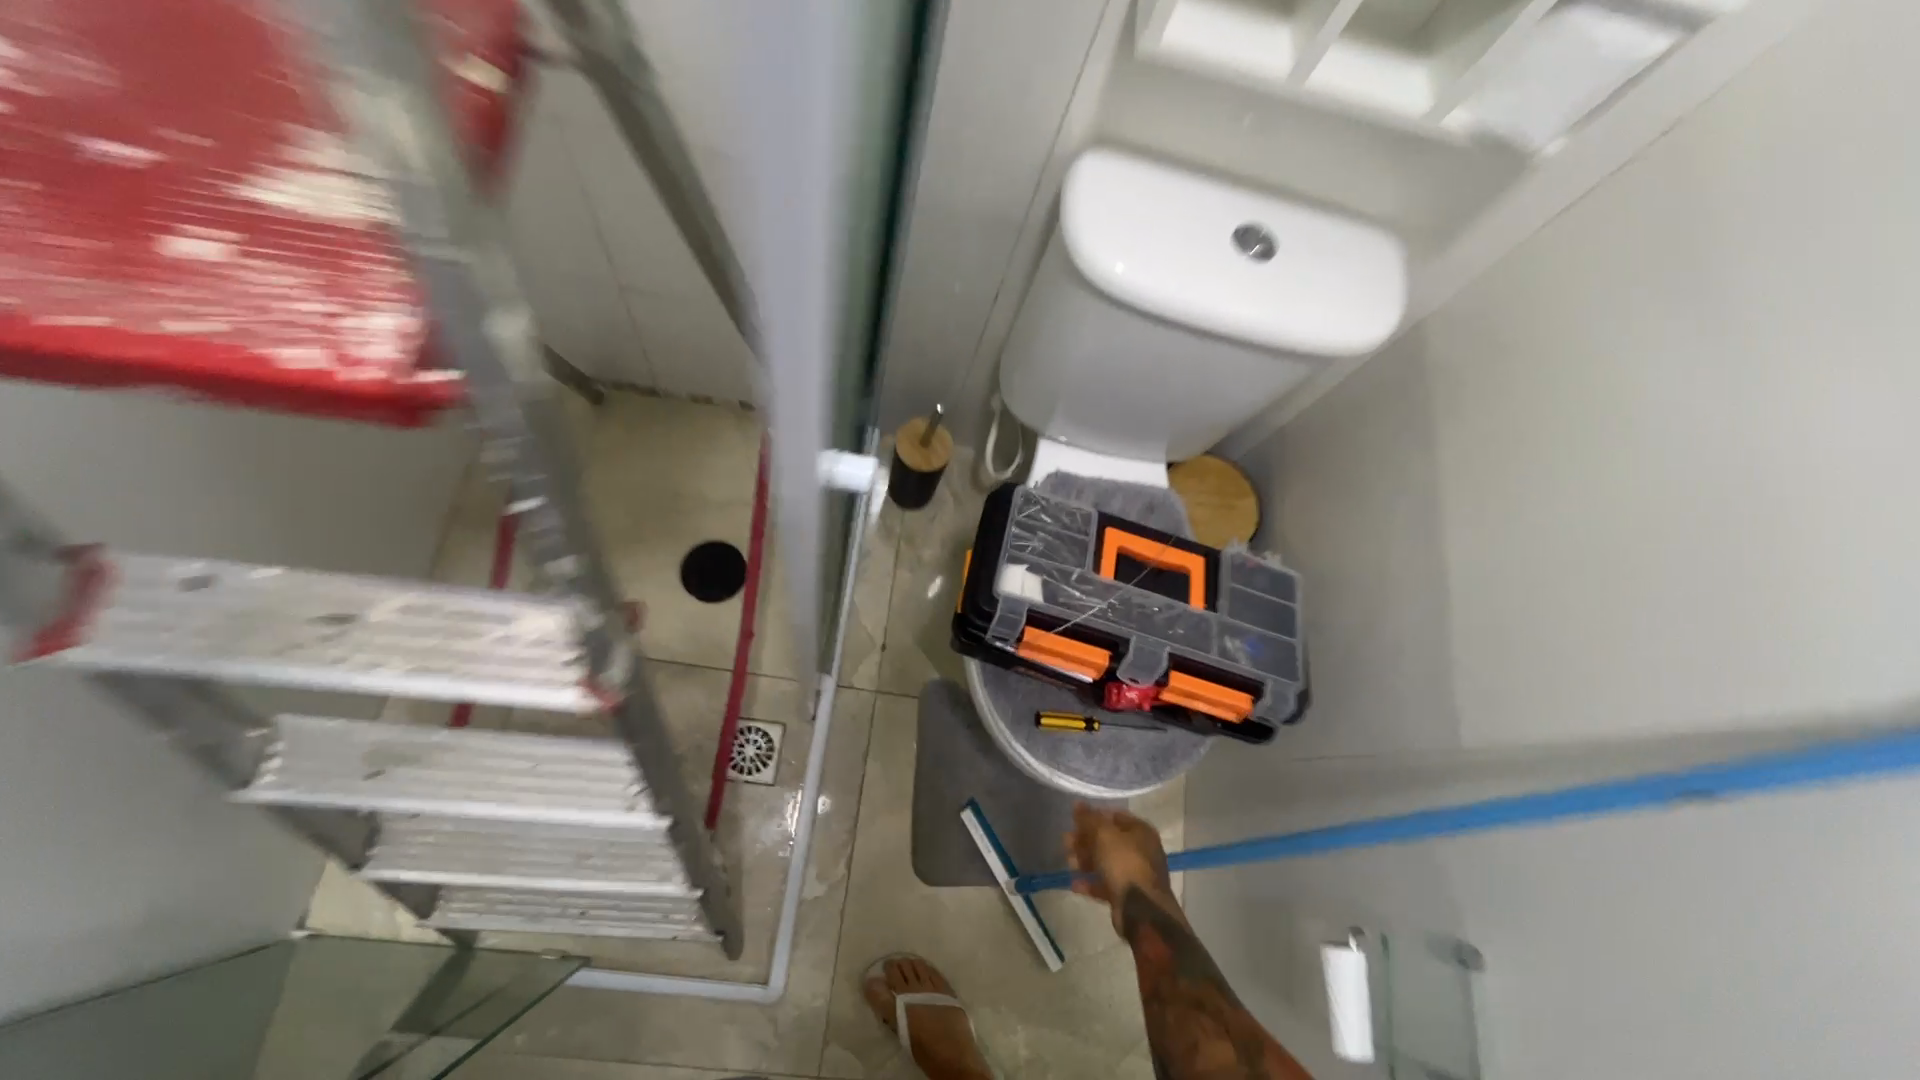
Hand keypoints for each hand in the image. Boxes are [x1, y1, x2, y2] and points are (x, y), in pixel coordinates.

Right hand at [1064, 802, 1174, 933]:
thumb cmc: (1125, 864)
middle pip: (1109, 840)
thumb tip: (1077, 804)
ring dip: (1085, 861)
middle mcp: (1141, 851)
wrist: (1142, 911)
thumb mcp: (1104, 835)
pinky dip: (1090, 883)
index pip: (1115, 816)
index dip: (1094, 816)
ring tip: (1069, 862)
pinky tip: (1075, 884)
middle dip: (1085, 840)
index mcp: (1141, 832)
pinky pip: (1105, 884)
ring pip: (1106, 863)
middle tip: (1066, 842)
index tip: (1074, 820)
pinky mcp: (1127, 895)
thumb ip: (1089, 819)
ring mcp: (1135, 874)